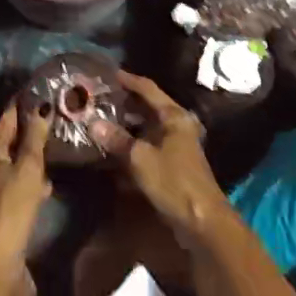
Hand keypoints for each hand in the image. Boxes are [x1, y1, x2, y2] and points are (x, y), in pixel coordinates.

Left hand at [0, 102, 52, 260]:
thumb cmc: (11, 207)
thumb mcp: (29, 168)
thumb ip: (35, 137)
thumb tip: (40, 105)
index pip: (5, 118)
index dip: (20, 105)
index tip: (35, 92)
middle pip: (3, 144)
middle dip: (24, 136)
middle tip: (47, 126)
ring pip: (5, 168)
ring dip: (24, 163)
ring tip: (47, 161)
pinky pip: (6, 189)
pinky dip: (20, 184)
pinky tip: (38, 190)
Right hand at [90, 71, 232, 238]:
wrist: (202, 221)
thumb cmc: (174, 182)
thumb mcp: (142, 159)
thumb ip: (118, 140)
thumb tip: (93, 123)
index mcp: (174, 116)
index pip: (149, 89)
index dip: (129, 80)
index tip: (108, 74)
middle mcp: (177, 125)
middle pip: (149, 107)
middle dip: (125, 102)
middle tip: (100, 98)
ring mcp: (176, 145)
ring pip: (148, 127)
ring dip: (127, 125)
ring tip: (101, 121)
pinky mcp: (173, 164)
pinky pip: (149, 146)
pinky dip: (133, 144)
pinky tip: (114, 150)